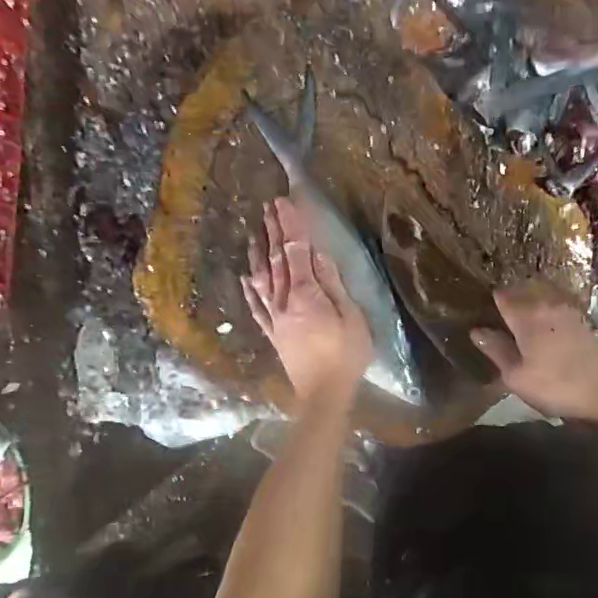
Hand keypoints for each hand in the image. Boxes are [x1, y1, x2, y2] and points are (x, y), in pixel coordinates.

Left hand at [241, 198, 373, 404]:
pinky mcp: (273, 334)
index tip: (284, 202)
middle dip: (273, 231)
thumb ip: (333, 285)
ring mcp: (275, 319)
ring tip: (254, 231)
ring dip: (258, 253)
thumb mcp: (351, 318)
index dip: (291, 226)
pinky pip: (256, 307)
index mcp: (306, 295)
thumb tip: (319, 256)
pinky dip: (250, 289)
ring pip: (262, 279)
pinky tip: (245, 277)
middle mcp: (283, 302)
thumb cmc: (346, 357)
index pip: (296, 252)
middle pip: (276, 261)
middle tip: (268, 207)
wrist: (323, 395)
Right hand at [469, 281, 597, 421]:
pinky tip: (545, 331)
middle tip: (497, 314)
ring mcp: (568, 310)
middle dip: (509, 297)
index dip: (490, 300)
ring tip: (519, 322)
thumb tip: (477, 331)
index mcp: (526, 315)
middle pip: (522, 290)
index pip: (502, 295)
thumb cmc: (558, 386)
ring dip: (529, 303)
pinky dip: (547, 313)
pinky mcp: (584, 320)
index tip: (481, 309)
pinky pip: (557, 308)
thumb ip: (497, 351)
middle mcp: (547, 304)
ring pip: (541, 297)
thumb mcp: (518, 377)